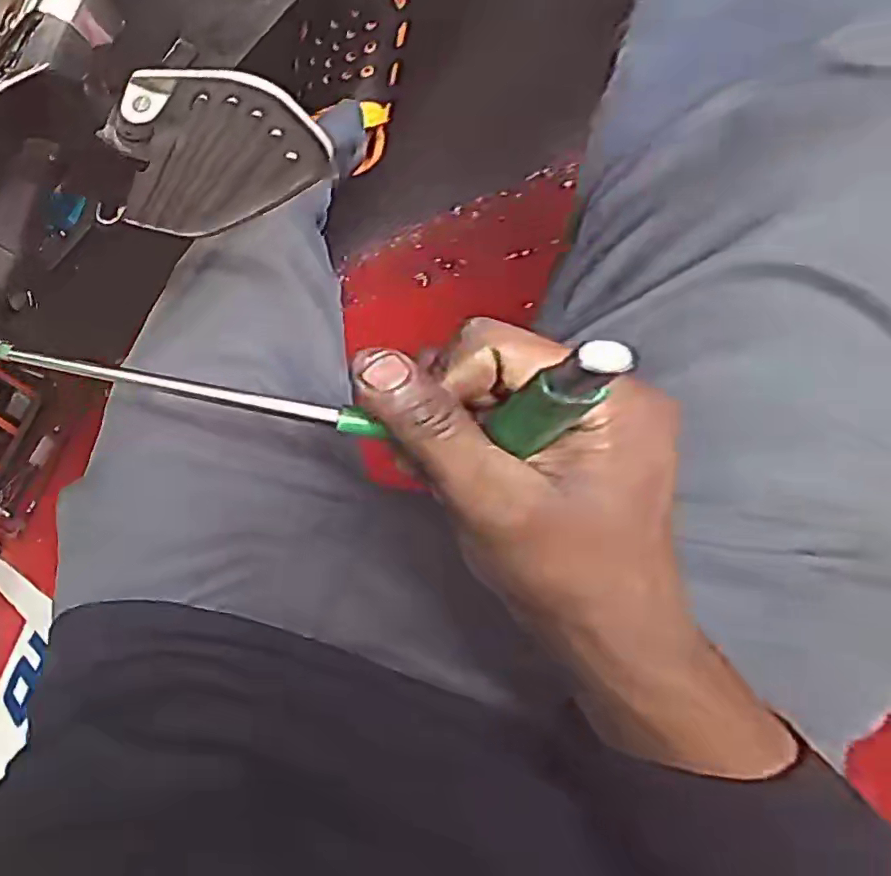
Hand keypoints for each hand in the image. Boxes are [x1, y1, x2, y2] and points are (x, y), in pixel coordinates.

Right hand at [351, 318, 795, 777]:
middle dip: (434, 408)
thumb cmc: (565, 571)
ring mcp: (564, 413)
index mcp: (604, 397)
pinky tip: (447, 472)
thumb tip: (372, 365)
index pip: (489, 346)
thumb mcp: (487, 495)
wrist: (600, 630)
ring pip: (461, 385)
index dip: (444, 384)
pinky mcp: (541, 432)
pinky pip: (468, 410)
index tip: (434, 438)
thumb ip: (429, 426)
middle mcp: (587, 393)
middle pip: (472, 360)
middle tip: (430, 459)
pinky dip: (442, 439)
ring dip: (432, 427)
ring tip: (441, 472)